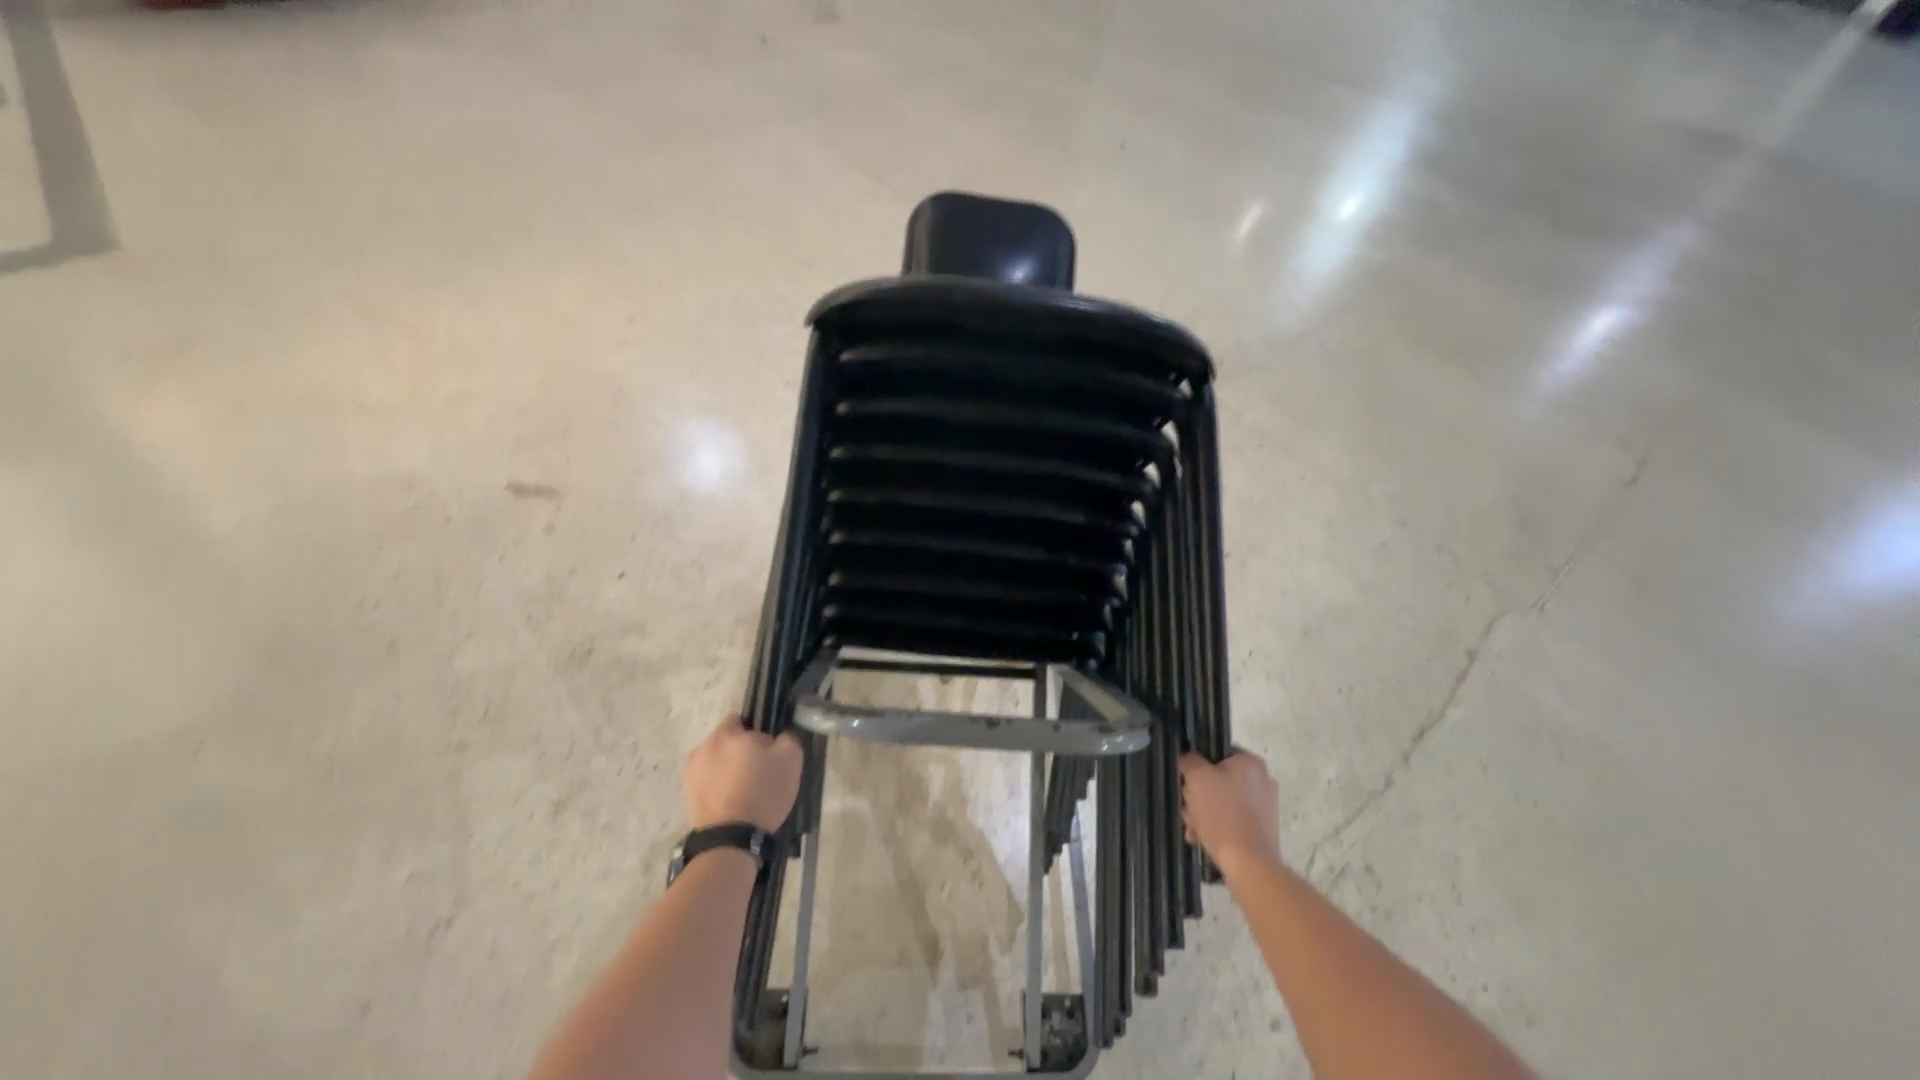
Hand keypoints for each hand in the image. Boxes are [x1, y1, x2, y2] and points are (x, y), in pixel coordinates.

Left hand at [684, 715, 803, 831]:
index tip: (768, 753)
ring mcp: (692, 772)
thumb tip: (779, 738)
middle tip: (758, 773)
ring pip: (715, 764)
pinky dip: (717, 790)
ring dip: (727, 771)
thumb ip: (787, 740)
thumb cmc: (762, 793)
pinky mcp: (687, 795)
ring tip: (743, 793)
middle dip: (740, 753)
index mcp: (728, 733)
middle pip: (726, 743)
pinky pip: (707, 784)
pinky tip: (731, 805)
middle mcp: (704, 747)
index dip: (756, 734)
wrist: (731, 837)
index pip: (741, 720)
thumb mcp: (790, 761)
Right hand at [1179, 750, 1281, 876]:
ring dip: (1202, 815)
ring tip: (1194, 831)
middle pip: (1216, 780)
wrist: (1249, 863)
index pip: (1216, 753)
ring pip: (1221, 803)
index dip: (1197, 766)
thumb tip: (1189, 759)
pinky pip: (1232, 821)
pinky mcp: (1261, 829)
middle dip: (1197, 797)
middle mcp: (1262, 780)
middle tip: (1189, 810)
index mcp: (1250, 762)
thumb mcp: (1197, 778)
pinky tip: (1204, 840)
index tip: (1187, 782)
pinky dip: (1216, 828)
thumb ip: (1190, 761)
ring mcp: (1264, 806)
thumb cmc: (1222, 814)